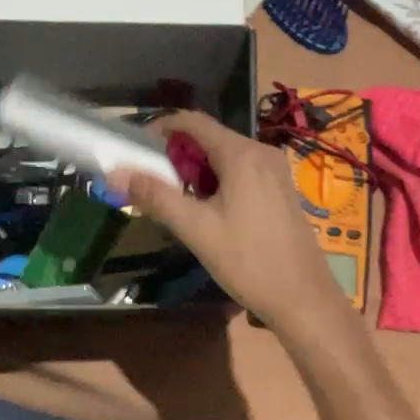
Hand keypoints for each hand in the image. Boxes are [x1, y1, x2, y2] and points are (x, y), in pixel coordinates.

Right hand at [111, 112, 348, 334]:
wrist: (302, 298)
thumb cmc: (248, 261)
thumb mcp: (196, 229)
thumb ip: (156, 197)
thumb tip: (117, 173)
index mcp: (242, 154)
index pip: (193, 122)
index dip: (161, 130)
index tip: (137, 150)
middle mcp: (262, 153)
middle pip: (210, 140)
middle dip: (178, 158)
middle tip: (154, 187)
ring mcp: (276, 173)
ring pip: (226, 160)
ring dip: (197, 175)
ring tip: (178, 206)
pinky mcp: (282, 193)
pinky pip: (243, 176)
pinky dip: (219, 185)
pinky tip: (210, 216)